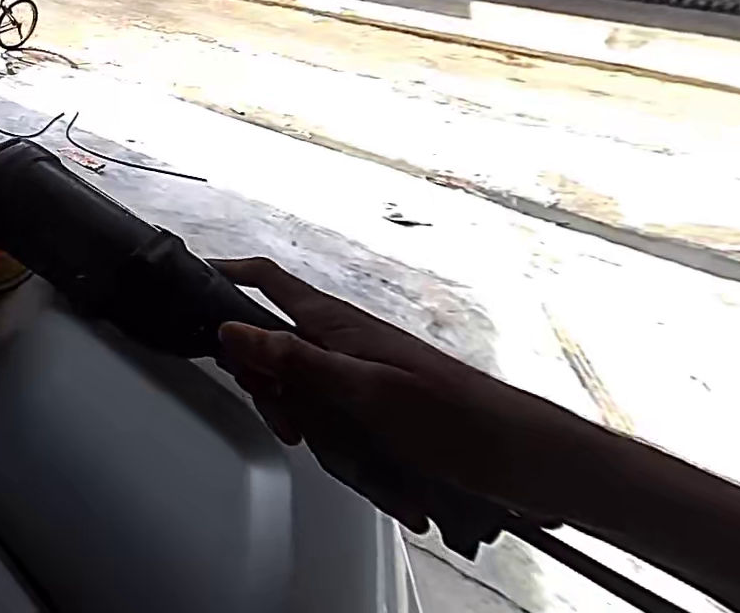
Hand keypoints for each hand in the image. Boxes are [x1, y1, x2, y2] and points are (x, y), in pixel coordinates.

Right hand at [213, 257, 589, 531]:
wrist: (544, 468)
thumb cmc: (463, 421)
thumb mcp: (366, 389)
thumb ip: (294, 358)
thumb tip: (231, 330)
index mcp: (333, 321)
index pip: (265, 278)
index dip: (227, 271)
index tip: (194, 280)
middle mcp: (336, 338)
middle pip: (268, 340)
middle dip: (262, 377)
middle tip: (279, 414)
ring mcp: (352, 369)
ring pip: (292, 380)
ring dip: (296, 413)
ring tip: (315, 442)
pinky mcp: (368, 400)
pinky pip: (323, 408)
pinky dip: (326, 433)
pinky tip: (347, 457)